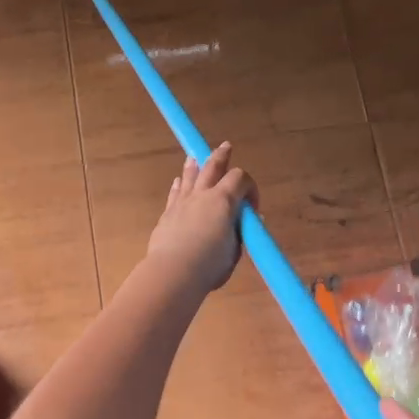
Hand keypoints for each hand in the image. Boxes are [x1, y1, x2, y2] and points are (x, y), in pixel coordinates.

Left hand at [143, 142, 256, 293]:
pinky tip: (178, 182)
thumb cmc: (210, 265)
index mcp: (224, 201)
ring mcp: (182, 202)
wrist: (173, 272)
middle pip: (213, 166)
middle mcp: (203, 194)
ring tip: (194, 157)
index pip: (241, 178)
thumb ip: (240, 233)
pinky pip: (175, 193)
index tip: (251, 207)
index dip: (250, 188)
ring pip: (190, 176)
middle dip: (221, 156)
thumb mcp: (234, 251)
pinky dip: (179, 185)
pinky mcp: (168, 213)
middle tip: (226, 146)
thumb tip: (248, 222)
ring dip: (195, 165)